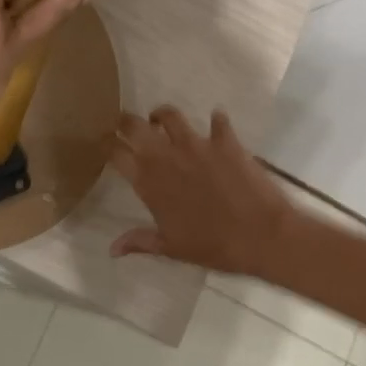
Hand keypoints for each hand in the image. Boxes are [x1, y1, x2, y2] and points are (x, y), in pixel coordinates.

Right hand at [109, 106, 296, 277]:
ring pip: (170, 115)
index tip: (103, 143)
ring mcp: (197, 145)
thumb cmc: (213, 246)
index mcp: (148, 182)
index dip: (106, 145)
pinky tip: (216, 124)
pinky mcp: (225, 141)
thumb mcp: (171, 248)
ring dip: (162, 116)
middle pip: (135, 126)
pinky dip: (216, 121)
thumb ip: (139, 241)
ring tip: (162, 121)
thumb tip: (112, 249)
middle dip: (125, 122)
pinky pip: (218, 121)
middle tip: (124, 125)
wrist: (262, 235)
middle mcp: (166, 156)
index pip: (116, 153)